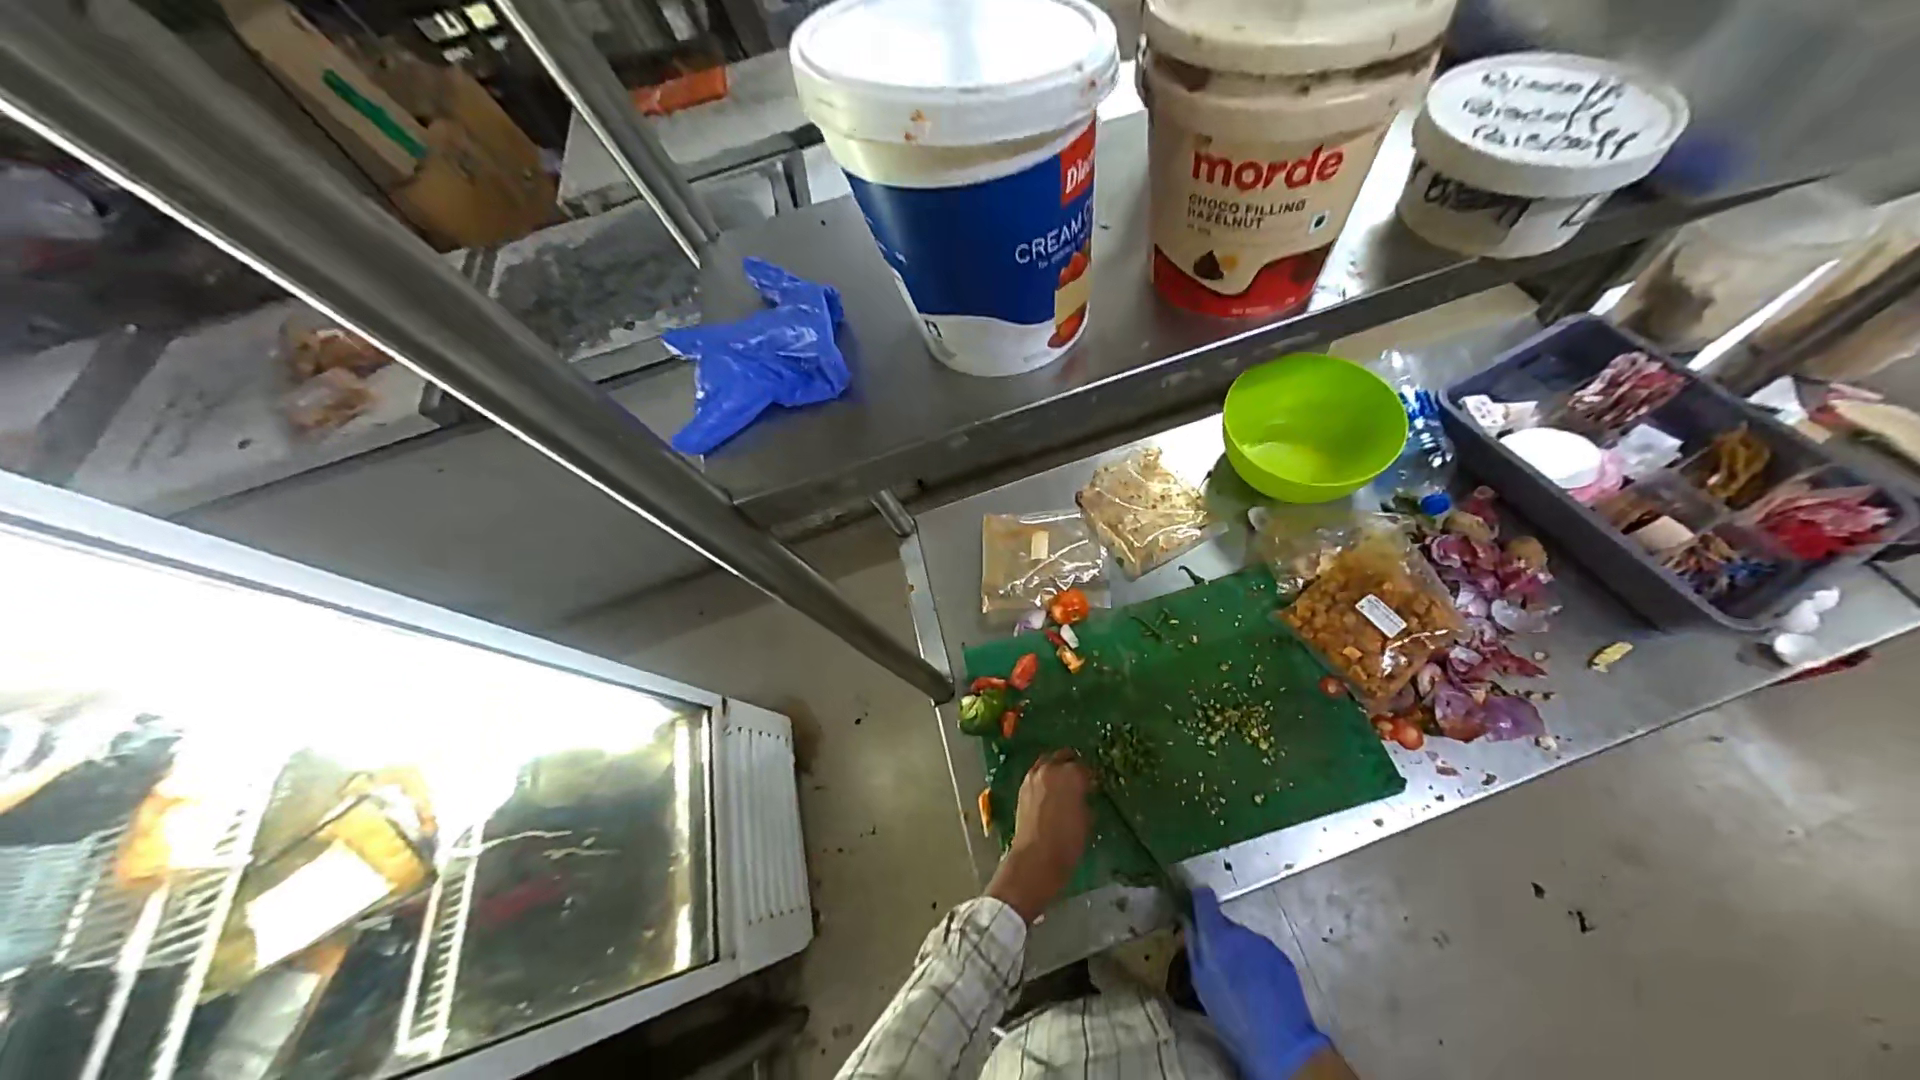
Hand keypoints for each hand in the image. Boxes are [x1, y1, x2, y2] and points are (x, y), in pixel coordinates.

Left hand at [985, 749, 1093, 921]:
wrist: (1036, 857)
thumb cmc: (1068, 841)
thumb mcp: (1087, 819)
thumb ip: (1085, 799)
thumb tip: (1084, 793)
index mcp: (1071, 774)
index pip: (1085, 767)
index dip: (1091, 777)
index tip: (1094, 786)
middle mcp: (1051, 768)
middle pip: (1064, 756)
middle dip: (1073, 765)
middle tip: (1080, 779)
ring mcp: (1033, 776)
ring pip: (1048, 761)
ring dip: (1056, 767)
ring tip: (1063, 782)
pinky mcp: (1022, 786)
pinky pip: (1036, 773)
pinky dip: (1044, 776)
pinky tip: (1049, 790)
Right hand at [1185, 887, 1329, 1079]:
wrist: (1281, 1042)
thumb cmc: (1231, 1014)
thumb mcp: (1201, 982)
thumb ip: (1193, 947)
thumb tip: (1188, 922)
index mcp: (1216, 934)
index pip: (1204, 897)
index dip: (1198, 899)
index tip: (1196, 906)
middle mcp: (1240, 931)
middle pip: (1225, 924)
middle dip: (1220, 938)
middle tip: (1219, 966)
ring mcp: (1264, 943)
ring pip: (1244, 940)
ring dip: (1239, 952)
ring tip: (1241, 982)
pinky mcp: (1283, 957)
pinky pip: (1262, 953)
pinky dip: (1257, 963)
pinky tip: (1260, 989)